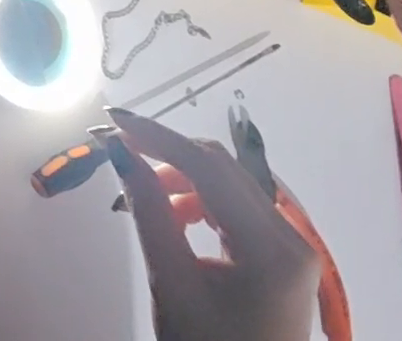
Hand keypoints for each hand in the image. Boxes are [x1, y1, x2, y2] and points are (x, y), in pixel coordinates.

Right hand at [104, 107, 318, 340]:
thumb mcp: (171, 280)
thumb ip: (147, 209)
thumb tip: (117, 150)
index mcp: (271, 248)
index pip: (207, 167)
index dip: (156, 136)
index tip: (110, 121)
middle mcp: (290, 237)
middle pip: (220, 167)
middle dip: (164, 153)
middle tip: (117, 153)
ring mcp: (290, 245)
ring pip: (225, 180)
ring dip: (179, 176)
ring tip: (143, 198)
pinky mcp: (280, 253)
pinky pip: (232, 203)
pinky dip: (196, 197)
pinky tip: (173, 217)